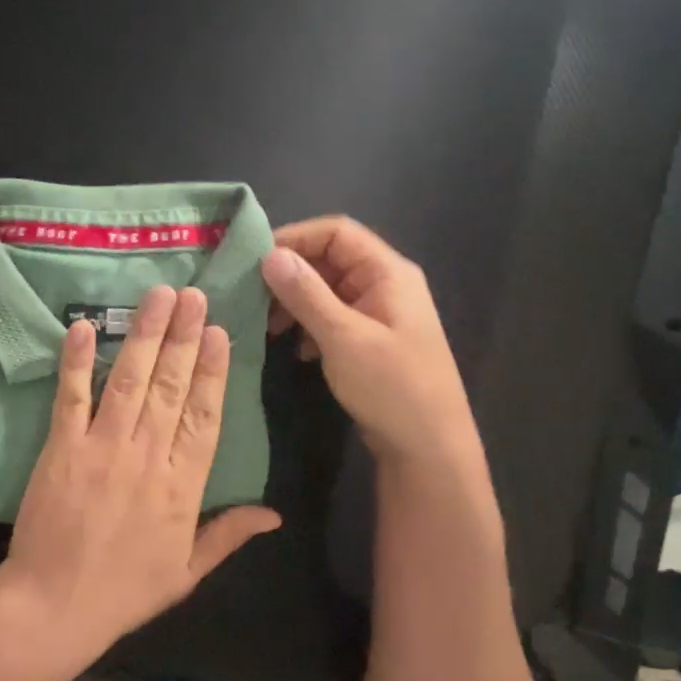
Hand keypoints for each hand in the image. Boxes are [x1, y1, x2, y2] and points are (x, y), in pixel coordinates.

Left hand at [0, 284, 281, 652]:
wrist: (55, 606)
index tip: (220, 333)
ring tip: (158, 295)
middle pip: (171, 388)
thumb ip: (228, 534)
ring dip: (144, 335)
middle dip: (184, 337)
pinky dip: (78, 361)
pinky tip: (86, 327)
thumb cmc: (124, 592)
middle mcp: (146, 457)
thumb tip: (274, 514)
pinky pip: (72, 397)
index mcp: (182, 487)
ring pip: (129, 381)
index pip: (204, 417)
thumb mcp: (187, 571)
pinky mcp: (60, 448)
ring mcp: (101, 448)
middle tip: (194, 295)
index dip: (213, 372)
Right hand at [260, 217, 479, 463]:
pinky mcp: (370, 342)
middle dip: (290, 274)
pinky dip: (308, 327)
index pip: (337, 232)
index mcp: (388, 273)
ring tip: (268, 327)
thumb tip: (270, 256)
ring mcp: (378, 315)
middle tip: (252, 297)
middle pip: (330, 260)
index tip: (254, 260)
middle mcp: (385, 285)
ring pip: (327, 291)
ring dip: (296, 303)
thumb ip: (307, 294)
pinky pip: (332, 319)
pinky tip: (295, 350)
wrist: (428, 447)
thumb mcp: (344, 338)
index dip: (295, 238)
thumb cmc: (392, 386)